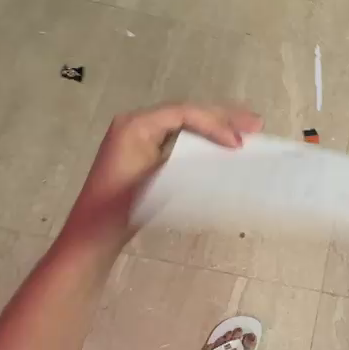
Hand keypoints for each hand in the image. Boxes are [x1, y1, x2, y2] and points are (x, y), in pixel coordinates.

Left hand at [61, 103, 261, 249]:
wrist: (92, 236)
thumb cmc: (120, 209)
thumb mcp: (157, 182)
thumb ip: (190, 161)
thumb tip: (226, 151)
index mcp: (135, 124)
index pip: (183, 113)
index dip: (215, 124)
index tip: (238, 143)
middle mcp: (136, 123)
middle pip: (187, 112)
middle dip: (222, 117)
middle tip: (256, 124)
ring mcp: (140, 136)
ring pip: (186, 123)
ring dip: (216, 125)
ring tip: (248, 129)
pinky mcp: (145, 151)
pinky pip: (180, 137)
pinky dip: (204, 139)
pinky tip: (224, 144)